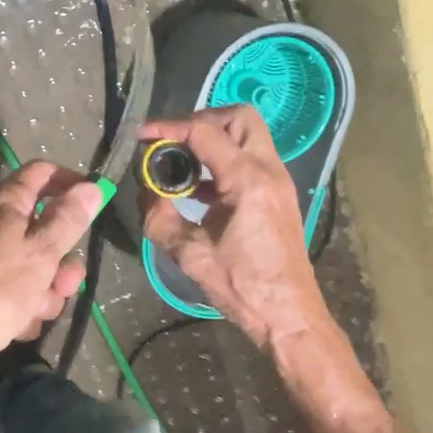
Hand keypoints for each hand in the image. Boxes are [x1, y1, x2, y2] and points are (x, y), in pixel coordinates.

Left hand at [0, 161, 98, 372]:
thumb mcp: (41, 250)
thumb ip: (68, 219)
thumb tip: (91, 186)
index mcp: (5, 201)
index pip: (42, 173)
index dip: (70, 181)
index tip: (96, 200)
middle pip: (44, 229)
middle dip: (63, 259)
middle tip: (67, 283)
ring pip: (35, 266)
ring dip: (46, 291)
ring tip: (38, 310)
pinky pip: (18, 292)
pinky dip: (25, 307)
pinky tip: (21, 325)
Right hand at [140, 106, 328, 351]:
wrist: (289, 316)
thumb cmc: (241, 286)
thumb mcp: (189, 253)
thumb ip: (159, 215)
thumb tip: (145, 189)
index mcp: (247, 180)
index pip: (204, 132)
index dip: (168, 129)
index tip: (142, 137)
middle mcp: (268, 170)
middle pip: (238, 116)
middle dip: (200, 121)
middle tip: (173, 143)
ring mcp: (278, 180)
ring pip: (247, 134)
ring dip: (213, 138)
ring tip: (182, 164)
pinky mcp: (278, 194)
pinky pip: (250, 157)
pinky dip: (223, 158)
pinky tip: (199, 187)